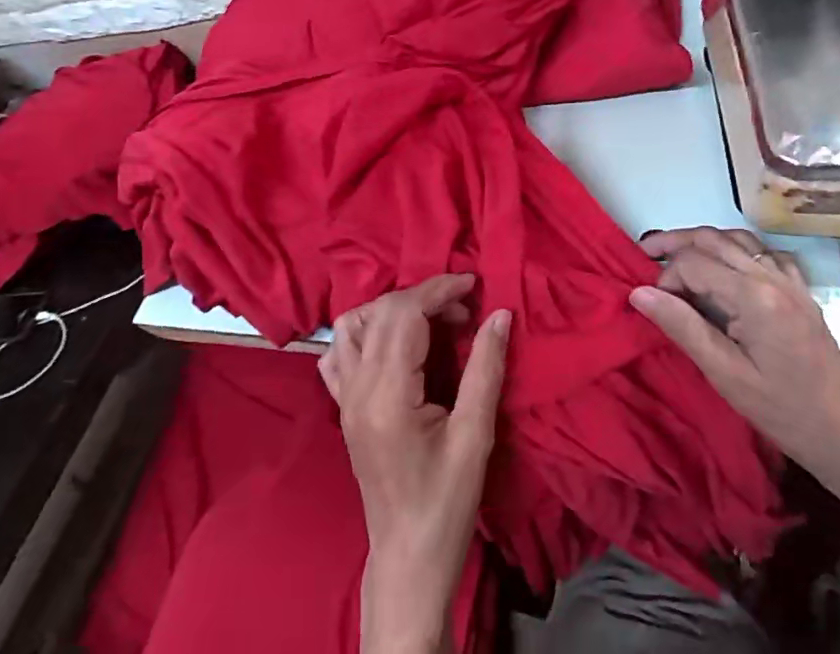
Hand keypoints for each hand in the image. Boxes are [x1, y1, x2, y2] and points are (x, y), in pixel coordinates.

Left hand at [320, 275, 511, 653]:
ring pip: (350, 327)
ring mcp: (344, 400)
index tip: (474, 284)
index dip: (439, 290)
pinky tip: (397, 346)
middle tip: (464, 310)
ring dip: (390, 310)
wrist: (409, 554)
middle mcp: (356, 391)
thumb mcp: (476, 435)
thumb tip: (499, 314)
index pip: (402, 315)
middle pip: (378, 312)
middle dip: (423, 296)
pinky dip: (366, 334)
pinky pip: (340, 354)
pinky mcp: (344, 409)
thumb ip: (486, 368)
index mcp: (386, 396)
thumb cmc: (447, 501)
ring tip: (430, 321)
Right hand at [630, 227, 839, 510]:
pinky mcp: (801, 292)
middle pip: (715, 240)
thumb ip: (683, 327)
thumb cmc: (784, 411)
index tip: (654, 306)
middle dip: (677, 242)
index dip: (666, 278)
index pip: (695, 263)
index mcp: (754, 295)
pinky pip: (766, 254)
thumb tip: (639, 293)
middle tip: (645, 250)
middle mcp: (773, 276)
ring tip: (677, 255)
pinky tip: (727, 269)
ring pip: (740, 240)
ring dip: (706, 242)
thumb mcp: (725, 374)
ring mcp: (791, 281)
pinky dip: (738, 251)